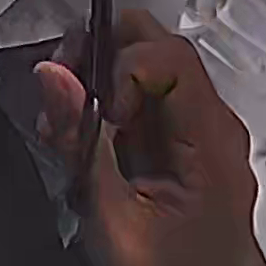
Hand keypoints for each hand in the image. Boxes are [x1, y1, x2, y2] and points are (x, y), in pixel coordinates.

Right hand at [36, 11, 264, 265]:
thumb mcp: (114, 220)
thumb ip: (81, 145)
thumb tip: (54, 75)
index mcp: (211, 146)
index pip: (172, 58)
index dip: (125, 67)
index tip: (101, 107)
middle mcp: (212, 125)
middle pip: (156, 45)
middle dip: (101, 51)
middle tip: (67, 81)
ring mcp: (196, 126)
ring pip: (143, 56)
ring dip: (96, 69)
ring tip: (66, 109)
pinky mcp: (175, 131)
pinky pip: (137, 83)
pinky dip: (102, 89)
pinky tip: (81, 124)